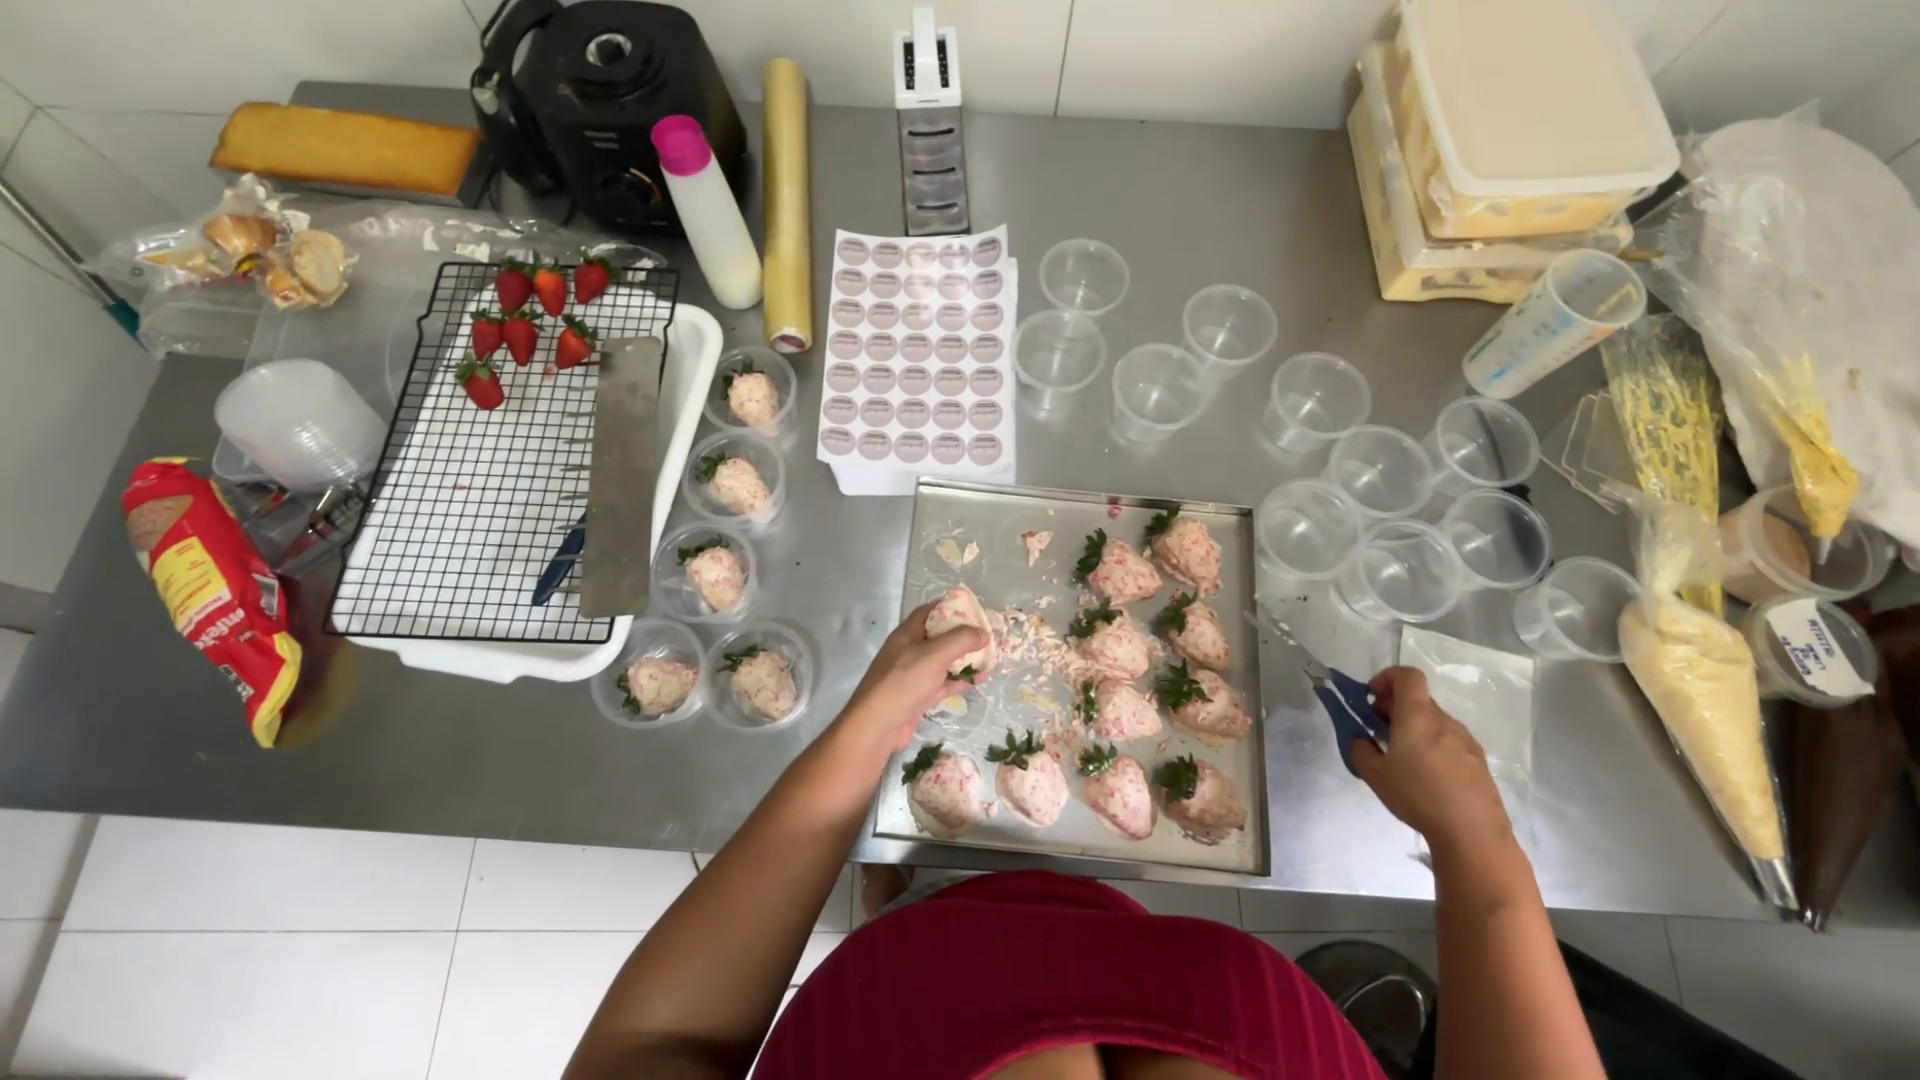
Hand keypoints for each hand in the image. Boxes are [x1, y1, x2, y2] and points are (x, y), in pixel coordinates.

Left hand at [835, 601, 986, 753]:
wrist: (879, 725)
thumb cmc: (905, 681)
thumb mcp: (935, 654)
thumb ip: (961, 640)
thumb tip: (983, 633)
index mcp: (908, 633)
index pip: (929, 611)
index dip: (950, 608)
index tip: (974, 611)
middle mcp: (909, 651)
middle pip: (940, 638)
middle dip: (963, 638)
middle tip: (987, 639)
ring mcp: (913, 675)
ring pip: (943, 662)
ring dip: (964, 661)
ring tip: (989, 662)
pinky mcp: (918, 696)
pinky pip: (942, 684)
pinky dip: (958, 681)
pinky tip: (976, 681)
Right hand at [1352, 667, 1512, 859]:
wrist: (1472, 832)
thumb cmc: (1418, 796)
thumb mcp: (1374, 775)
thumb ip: (1360, 750)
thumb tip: (1361, 739)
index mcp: (1418, 717)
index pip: (1408, 676)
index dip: (1387, 677)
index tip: (1372, 696)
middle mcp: (1444, 721)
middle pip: (1418, 700)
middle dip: (1394, 707)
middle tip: (1378, 730)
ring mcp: (1466, 741)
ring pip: (1434, 721)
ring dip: (1414, 727)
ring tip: (1402, 757)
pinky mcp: (1478, 761)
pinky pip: (1449, 741)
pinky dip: (1433, 745)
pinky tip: (1427, 775)